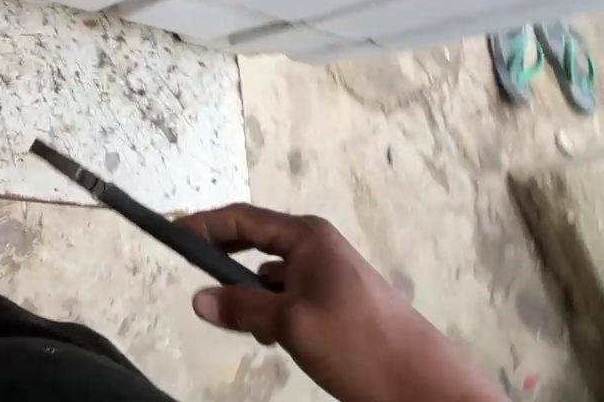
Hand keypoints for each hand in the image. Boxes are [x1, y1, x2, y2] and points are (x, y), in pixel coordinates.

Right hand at [179, 205, 501, 401]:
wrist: (431, 392)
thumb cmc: (359, 345)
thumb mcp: (292, 325)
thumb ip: (242, 308)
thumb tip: (198, 299)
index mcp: (306, 236)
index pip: (241, 218)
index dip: (204, 224)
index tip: (172, 233)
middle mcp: (316, 245)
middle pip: (254, 239)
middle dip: (223, 255)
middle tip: (193, 269)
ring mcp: (329, 273)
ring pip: (271, 272)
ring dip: (249, 291)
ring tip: (242, 323)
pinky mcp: (338, 301)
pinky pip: (288, 293)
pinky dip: (271, 308)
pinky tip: (272, 337)